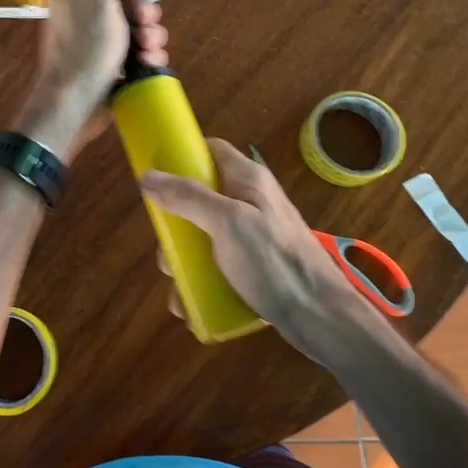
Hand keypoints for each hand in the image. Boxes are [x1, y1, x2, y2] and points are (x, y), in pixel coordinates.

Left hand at [16, 0, 168, 159]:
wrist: (77, 101)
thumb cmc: (87, 45)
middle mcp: (86, 17)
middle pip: (127, 4)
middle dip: (144, 14)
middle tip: (146, 26)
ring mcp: (99, 45)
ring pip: (138, 30)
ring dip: (151, 38)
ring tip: (148, 51)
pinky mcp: (113, 68)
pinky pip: (138, 55)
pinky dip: (147, 58)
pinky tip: (149, 65)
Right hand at [142, 138, 370, 337]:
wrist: (321, 317)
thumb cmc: (274, 261)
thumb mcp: (227, 223)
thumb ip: (188, 197)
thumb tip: (147, 176)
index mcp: (247, 180)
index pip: (210, 150)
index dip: (182, 155)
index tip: (154, 174)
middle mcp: (249, 203)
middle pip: (199, 197)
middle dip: (175, 223)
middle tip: (167, 246)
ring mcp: (252, 237)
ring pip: (203, 236)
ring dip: (183, 259)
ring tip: (176, 282)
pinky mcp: (253, 268)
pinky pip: (216, 267)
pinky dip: (199, 282)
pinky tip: (189, 302)